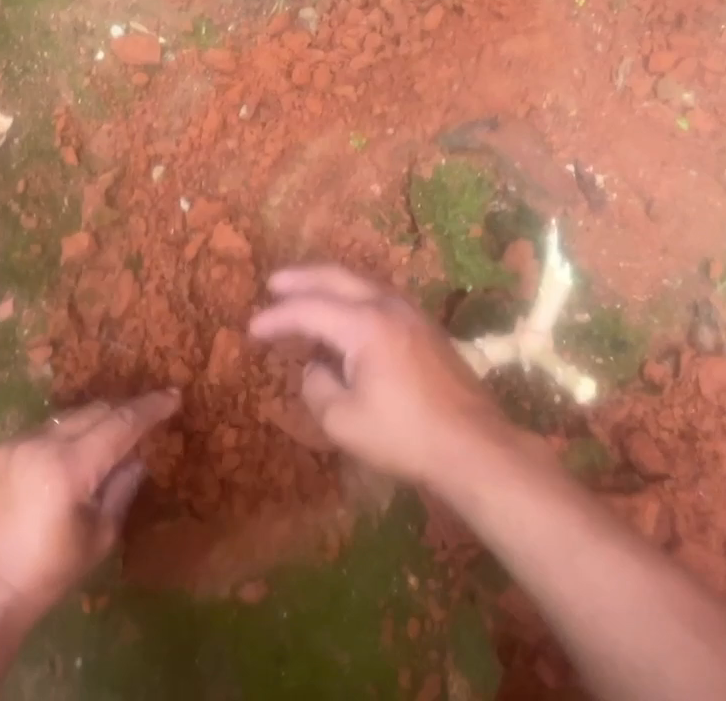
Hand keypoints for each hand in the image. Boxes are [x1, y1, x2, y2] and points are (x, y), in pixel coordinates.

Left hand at [0, 391, 180, 626]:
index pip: (120, 424)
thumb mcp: (99, 536)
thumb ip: (121, 488)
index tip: (174, 395)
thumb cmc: (48, 573)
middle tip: (148, 420)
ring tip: (112, 440)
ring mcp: (16, 443)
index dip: (150, 408)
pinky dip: (66, 435)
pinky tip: (73, 455)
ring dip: (95, 422)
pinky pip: (44, 430)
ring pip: (68, 417)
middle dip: (124, 412)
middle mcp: (41, 443)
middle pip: (94, 411)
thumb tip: (136, 458)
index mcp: (69, 466)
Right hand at [249, 266, 509, 486]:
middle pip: (336, 278)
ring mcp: (412, 314)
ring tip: (304, 293)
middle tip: (273, 285)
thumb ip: (317, 386)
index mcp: (364, 325)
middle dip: (300, 279)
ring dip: (328, 285)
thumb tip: (317, 367)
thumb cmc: (404, 436)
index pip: (308, 310)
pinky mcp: (426, 329)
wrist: (474, 447)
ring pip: (361, 284)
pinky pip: (379, 298)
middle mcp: (388, 307)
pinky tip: (344, 315)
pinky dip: (351, 298)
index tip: (251, 330)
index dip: (276, 318)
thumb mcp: (342, 421)